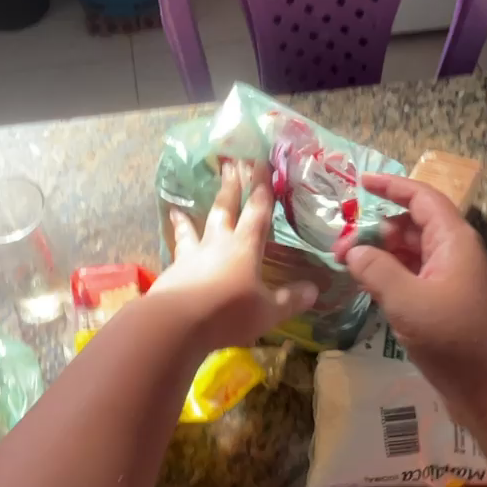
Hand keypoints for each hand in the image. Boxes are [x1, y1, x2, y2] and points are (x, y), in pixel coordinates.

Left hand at [154, 160, 317, 350]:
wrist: (176, 322)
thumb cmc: (228, 312)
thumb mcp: (267, 311)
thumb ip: (289, 299)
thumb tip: (314, 289)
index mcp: (245, 246)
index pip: (257, 211)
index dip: (261, 189)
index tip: (260, 164)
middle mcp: (218, 243)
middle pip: (224, 209)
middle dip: (230, 187)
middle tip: (229, 164)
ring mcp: (192, 255)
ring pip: (193, 228)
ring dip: (189, 217)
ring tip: (180, 207)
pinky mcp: (173, 271)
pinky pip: (177, 250)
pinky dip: (176, 242)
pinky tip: (172, 245)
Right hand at [333, 174, 486, 417]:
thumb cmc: (458, 343)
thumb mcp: (408, 303)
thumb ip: (376, 270)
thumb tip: (354, 250)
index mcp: (455, 242)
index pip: (422, 198)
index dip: (391, 187)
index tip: (359, 184)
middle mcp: (458, 256)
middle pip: (414, 227)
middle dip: (377, 231)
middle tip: (340, 250)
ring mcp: (457, 284)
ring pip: (415, 256)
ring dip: (383, 257)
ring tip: (349, 269)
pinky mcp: (453, 309)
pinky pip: (419, 281)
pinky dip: (394, 279)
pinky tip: (371, 292)